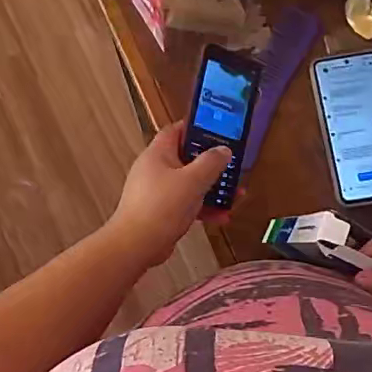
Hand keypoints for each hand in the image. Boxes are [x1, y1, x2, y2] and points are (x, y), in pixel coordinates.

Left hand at [104, 122, 229, 265]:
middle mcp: (156, 169)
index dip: (197, 127)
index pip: (177, 130)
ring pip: (191, 184)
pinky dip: (204, 208)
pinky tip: (221, 217)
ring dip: (212, 189)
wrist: (138, 244)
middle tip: (231, 166)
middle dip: (212, 165)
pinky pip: (188, 204)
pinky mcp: (162, 211)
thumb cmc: (160, 208)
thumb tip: (223, 150)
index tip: (218, 130)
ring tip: (233, 195)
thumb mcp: (193, 181)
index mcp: (158, 154)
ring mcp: (158, 191)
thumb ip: (211, 162)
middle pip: (188, 158)